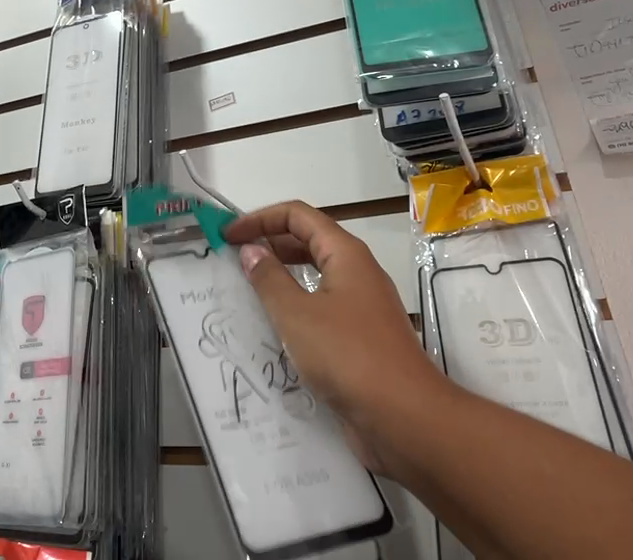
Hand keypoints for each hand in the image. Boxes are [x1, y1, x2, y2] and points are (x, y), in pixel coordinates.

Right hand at [222, 201, 439, 440]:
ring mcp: (363, 305)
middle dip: (270, 242)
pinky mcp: (362, 336)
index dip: (260, 219)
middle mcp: (357, 271)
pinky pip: (323, 306)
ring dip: (282, 275)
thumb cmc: (348, 355)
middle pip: (309, 240)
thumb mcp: (296, 314)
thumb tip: (251, 250)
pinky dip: (297, 305)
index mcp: (346, 254)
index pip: (297, 215)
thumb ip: (269, 279)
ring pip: (317, 275)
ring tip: (249, 288)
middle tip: (234, 258)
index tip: (228, 235)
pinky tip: (276, 326)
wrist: (405, 417)